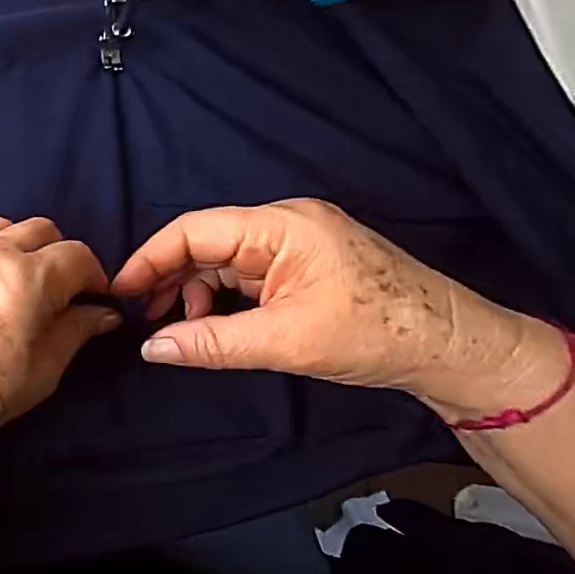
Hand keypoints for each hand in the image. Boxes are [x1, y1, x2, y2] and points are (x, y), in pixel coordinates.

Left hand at [0, 217, 121, 504]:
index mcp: (24, 278)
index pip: (77, 256)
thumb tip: (100, 313)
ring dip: (21, 249)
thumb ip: (75, 332)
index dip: (93, 278)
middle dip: (59, 258)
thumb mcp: (40, 373)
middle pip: (42, 230)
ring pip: (2, 228)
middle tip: (59, 295)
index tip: (93, 301)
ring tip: (20, 288)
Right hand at [110, 199, 569, 419]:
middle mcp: (282, 225)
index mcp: (282, 227)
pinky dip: (212, 295)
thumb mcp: (282, 343)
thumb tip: (149, 348)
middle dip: (165, 275)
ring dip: (187, 288)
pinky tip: (204, 320)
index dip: (149, 259)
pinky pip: (236, 272)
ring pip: (215, 258)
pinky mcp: (295, 264)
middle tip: (138, 312)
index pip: (193, 231)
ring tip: (171, 323)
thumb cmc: (379, 335)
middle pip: (200, 241)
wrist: (455, 348)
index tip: (120, 290)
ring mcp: (290, 243)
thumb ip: (208, 343)